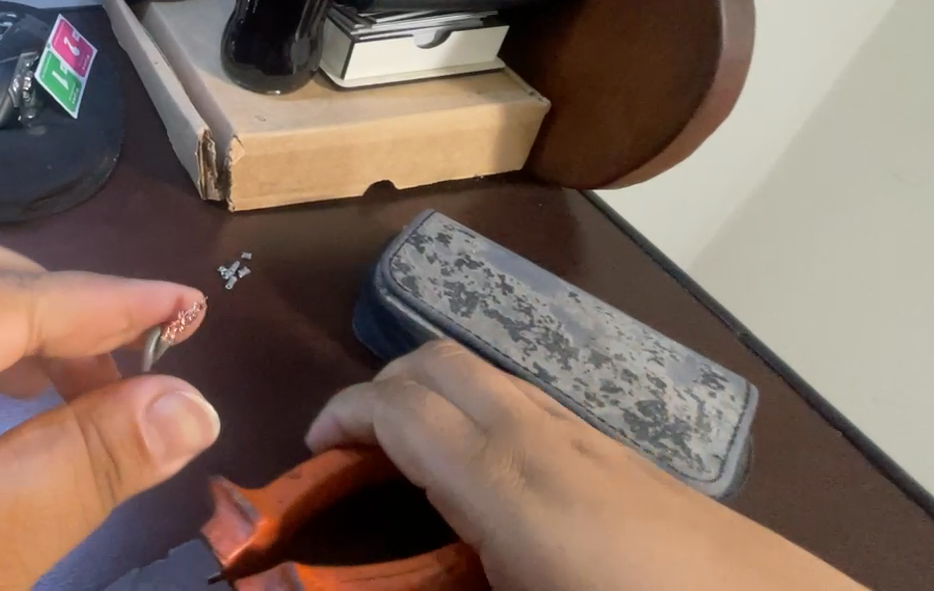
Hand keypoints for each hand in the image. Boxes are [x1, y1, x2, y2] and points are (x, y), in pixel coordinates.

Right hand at [307, 340, 866, 590]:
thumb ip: (445, 583)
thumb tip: (364, 587)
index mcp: (502, 484)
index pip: (395, 408)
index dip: (341, 416)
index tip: (315, 450)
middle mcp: (534, 438)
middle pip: (431, 364)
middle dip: (378, 388)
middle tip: (358, 444)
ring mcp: (582, 436)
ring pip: (477, 371)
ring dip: (426, 391)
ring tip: (414, 449)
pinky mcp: (618, 451)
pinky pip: (520, 397)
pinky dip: (473, 406)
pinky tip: (491, 469)